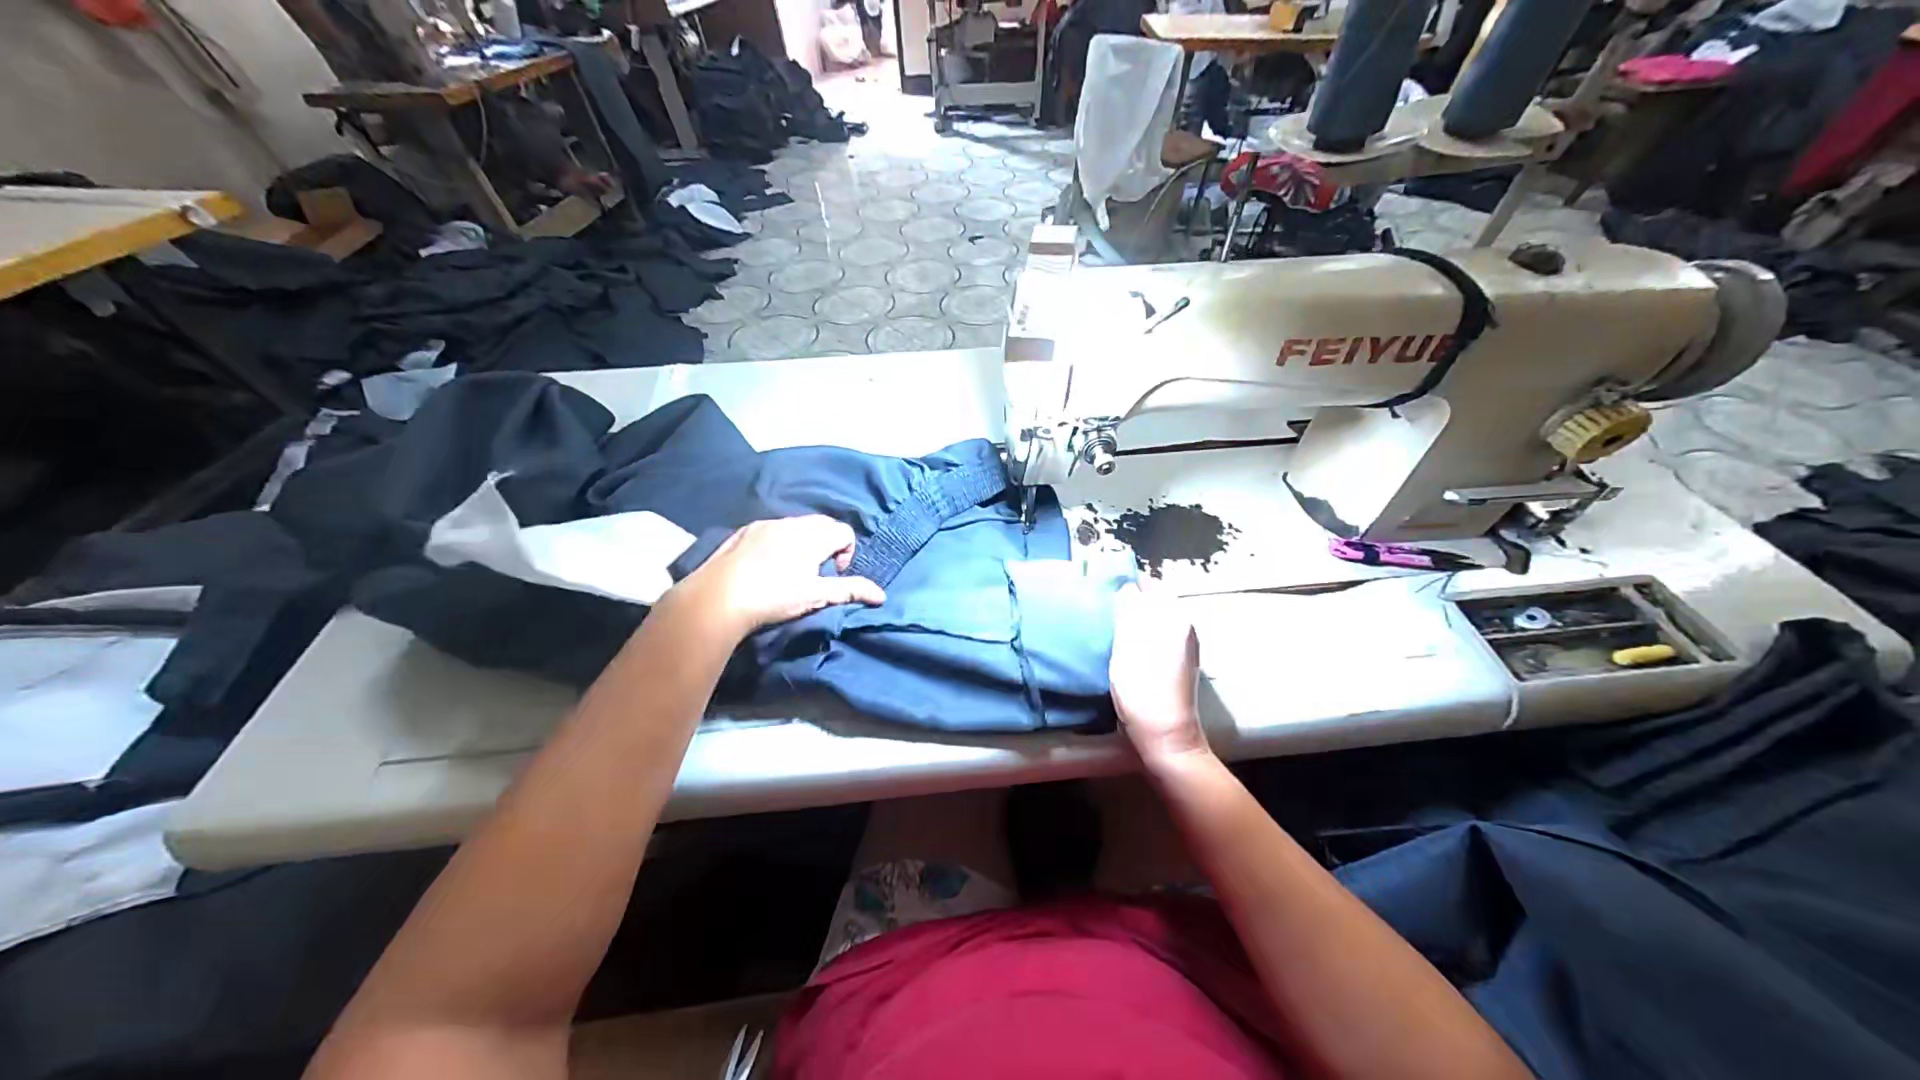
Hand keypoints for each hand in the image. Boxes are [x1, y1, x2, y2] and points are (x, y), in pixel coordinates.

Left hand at [660, 516, 885, 640]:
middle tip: (818, 573)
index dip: (847, 553)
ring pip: (796, 525)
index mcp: (811, 536)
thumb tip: (880, 595)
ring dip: (804, 542)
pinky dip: (780, 541)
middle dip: (828, 544)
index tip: (834, 576)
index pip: (844, 532)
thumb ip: (849, 591)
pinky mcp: (742, 533)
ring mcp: (763, 525)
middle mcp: (790, 524)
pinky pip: (772, 529)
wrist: (716, 600)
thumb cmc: (772, 598)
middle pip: (822, 524)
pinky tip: (767, 566)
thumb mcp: (815, 597)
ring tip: (793, 571)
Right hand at [1108, 583, 1209, 767]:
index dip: (1127, 584)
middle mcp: (1185, 627)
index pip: (1149, 585)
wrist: (1167, 738)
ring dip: (1135, 620)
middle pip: (1154, 602)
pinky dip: (1141, 636)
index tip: (1103, 589)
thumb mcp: (1127, 646)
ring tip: (1109, 626)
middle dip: (1131, 601)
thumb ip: (1129, 611)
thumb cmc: (1142, 691)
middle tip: (1102, 608)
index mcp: (1174, 617)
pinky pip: (1158, 637)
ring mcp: (1185, 647)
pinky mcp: (1180, 665)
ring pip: (1155, 620)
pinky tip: (1124, 648)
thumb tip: (1128, 587)